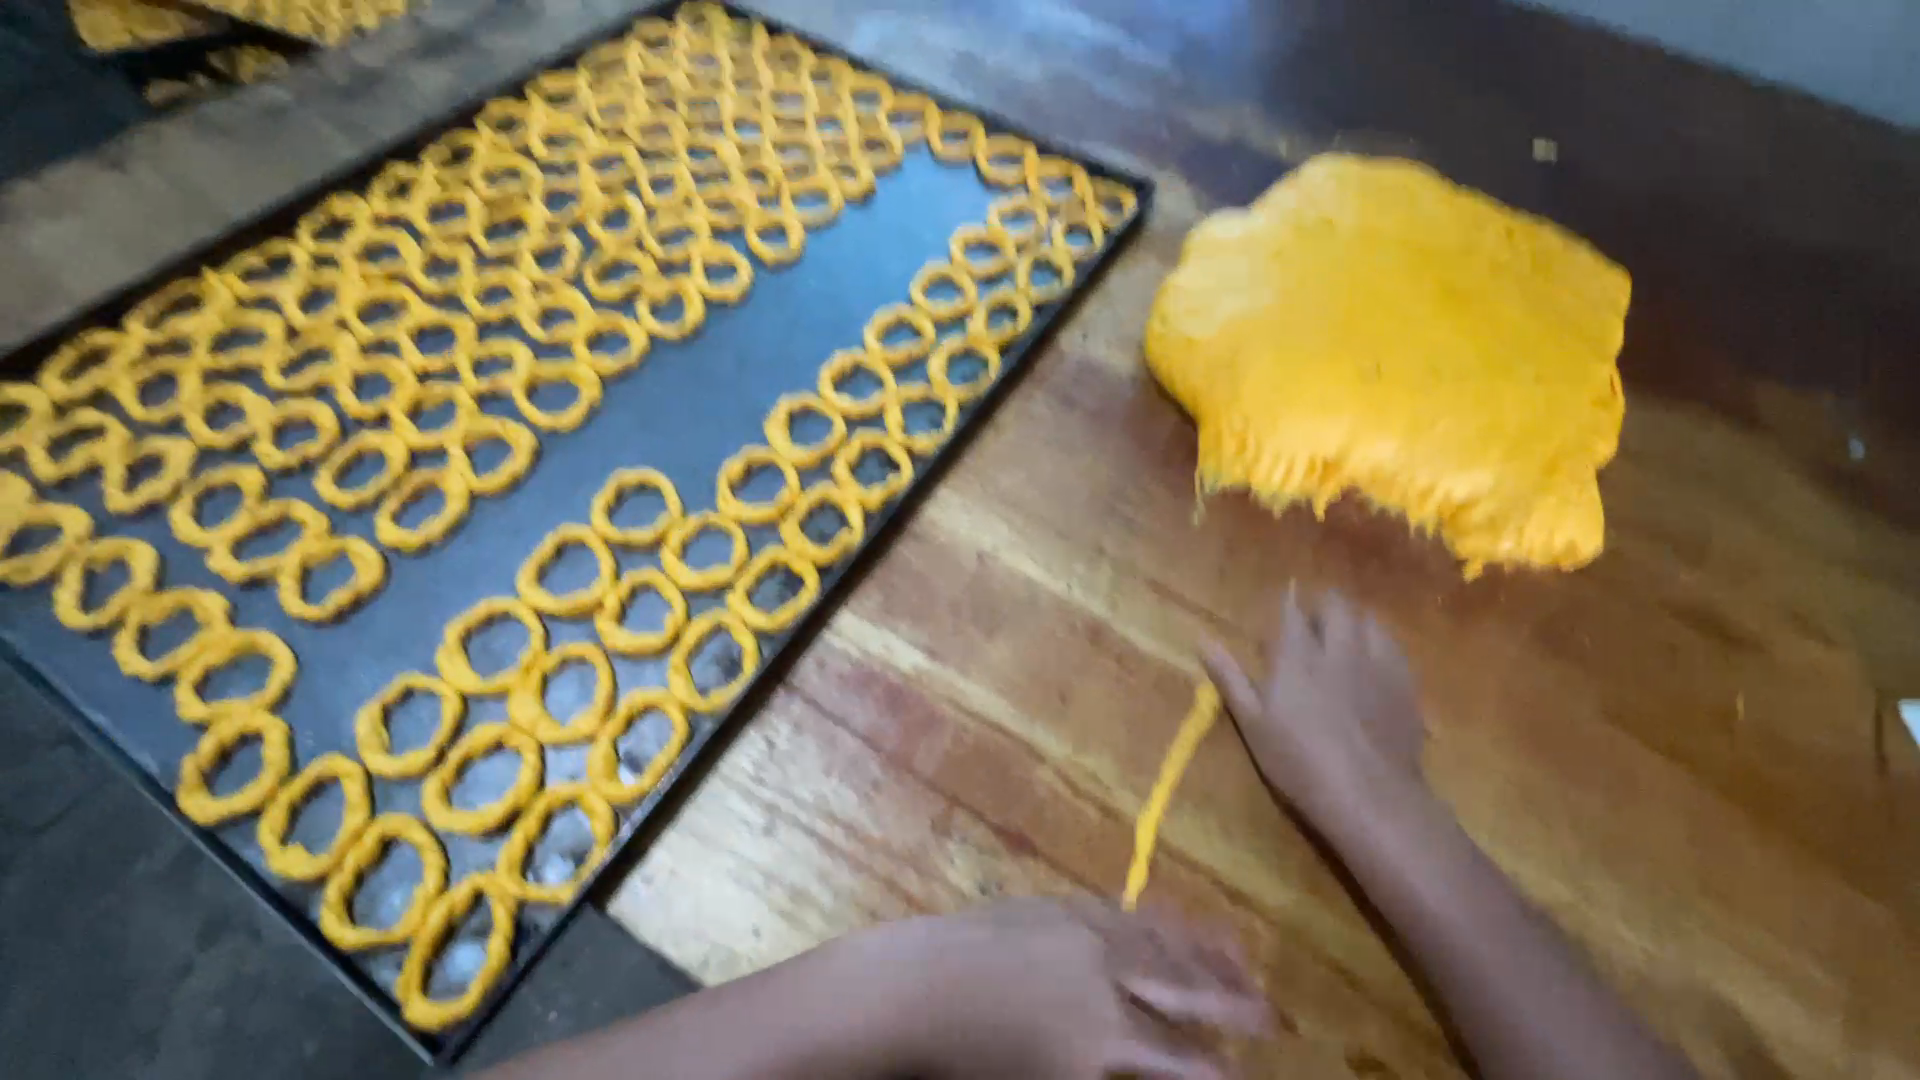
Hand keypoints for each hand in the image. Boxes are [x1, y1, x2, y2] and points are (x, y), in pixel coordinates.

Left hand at [850, 898, 1268, 1079]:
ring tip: (1242, 957)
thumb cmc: (971, 1061)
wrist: (917, 986)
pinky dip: (1159, 918)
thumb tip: (1149, 1067)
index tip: (1252, 1074)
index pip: (1186, 1062)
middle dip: (1235, 1004)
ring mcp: (1085, 933)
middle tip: (1274, 1013)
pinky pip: (1126, 910)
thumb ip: (1109, 1075)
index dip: (1224, 1072)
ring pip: (1162, 940)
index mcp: (1106, 1040)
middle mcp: (1108, 980)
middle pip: (1187, 990)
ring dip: (1206, 950)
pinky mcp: (1061, 905)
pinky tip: (1172, 921)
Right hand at [1202, 586, 1434, 831]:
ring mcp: (1378, 665)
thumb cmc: (1298, 761)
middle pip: (1337, 606)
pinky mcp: (1406, 686)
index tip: (1284, 599)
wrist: (1370, 796)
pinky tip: (1375, 662)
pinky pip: (1395, 647)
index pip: (1292, 611)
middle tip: (1313, 621)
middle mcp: (1339, 649)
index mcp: (1297, 656)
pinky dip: (1381, 644)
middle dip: (1324, 606)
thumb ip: (1230, 678)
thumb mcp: (1252, 723)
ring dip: (1354, 620)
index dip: (1288, 601)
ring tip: (1346, 635)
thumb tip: (1202, 639)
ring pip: (1370, 620)